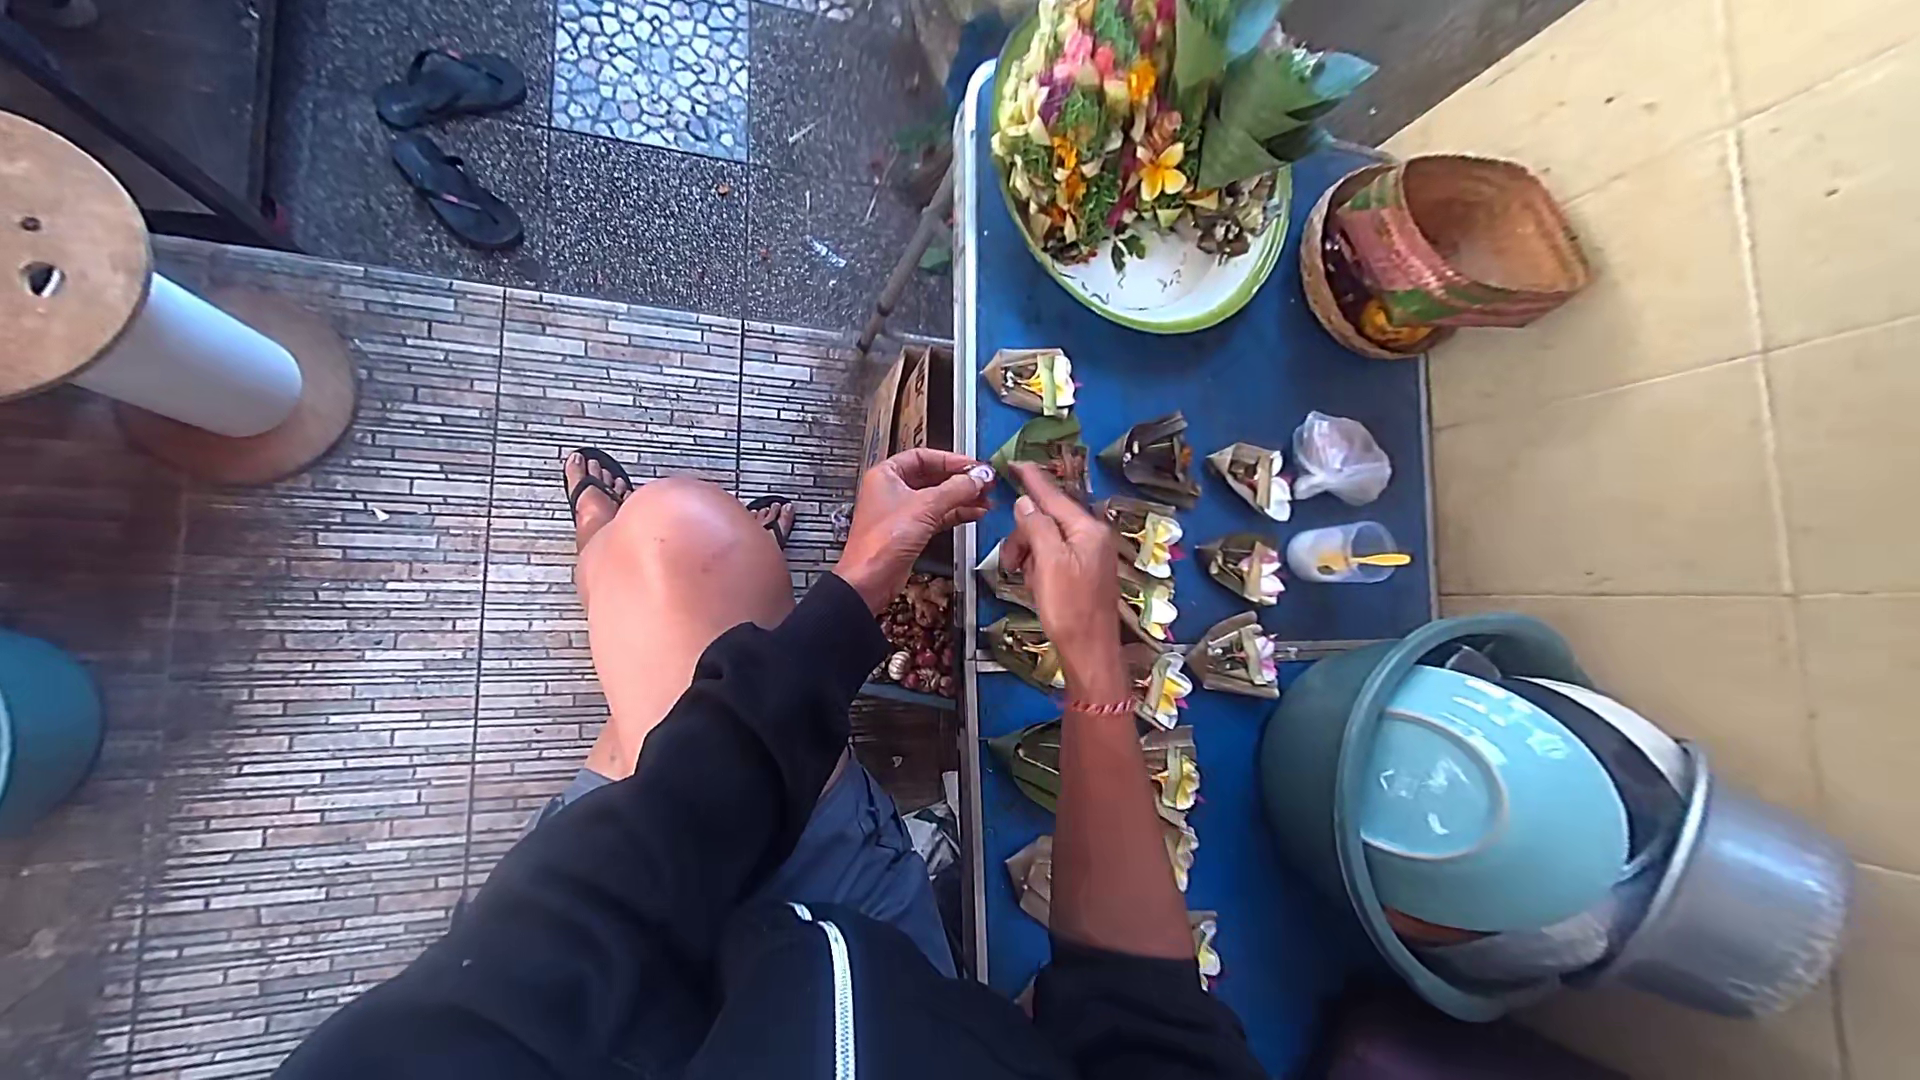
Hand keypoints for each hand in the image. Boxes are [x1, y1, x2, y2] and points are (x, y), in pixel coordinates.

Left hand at [835, 448, 993, 613]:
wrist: (870, 580)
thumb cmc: (881, 542)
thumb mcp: (924, 507)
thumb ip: (955, 489)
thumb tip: (978, 477)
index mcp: (886, 475)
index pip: (923, 456)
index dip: (950, 459)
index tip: (973, 466)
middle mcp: (893, 490)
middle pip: (933, 477)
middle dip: (960, 480)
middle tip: (984, 482)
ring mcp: (902, 512)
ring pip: (938, 498)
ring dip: (962, 498)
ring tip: (986, 498)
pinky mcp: (910, 532)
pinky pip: (938, 516)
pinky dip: (956, 514)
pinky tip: (975, 513)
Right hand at [999, 462, 1126, 700]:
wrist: (1089, 651)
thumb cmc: (1070, 609)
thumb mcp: (1049, 563)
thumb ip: (1037, 527)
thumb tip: (1026, 503)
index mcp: (1087, 530)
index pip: (1054, 495)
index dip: (1032, 479)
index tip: (1015, 464)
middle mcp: (1091, 537)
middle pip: (1046, 519)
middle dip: (1024, 536)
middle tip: (1010, 561)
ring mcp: (1088, 555)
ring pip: (1046, 540)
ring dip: (1028, 555)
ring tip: (1024, 578)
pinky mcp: (1082, 573)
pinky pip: (1052, 557)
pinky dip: (1038, 567)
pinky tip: (1036, 585)